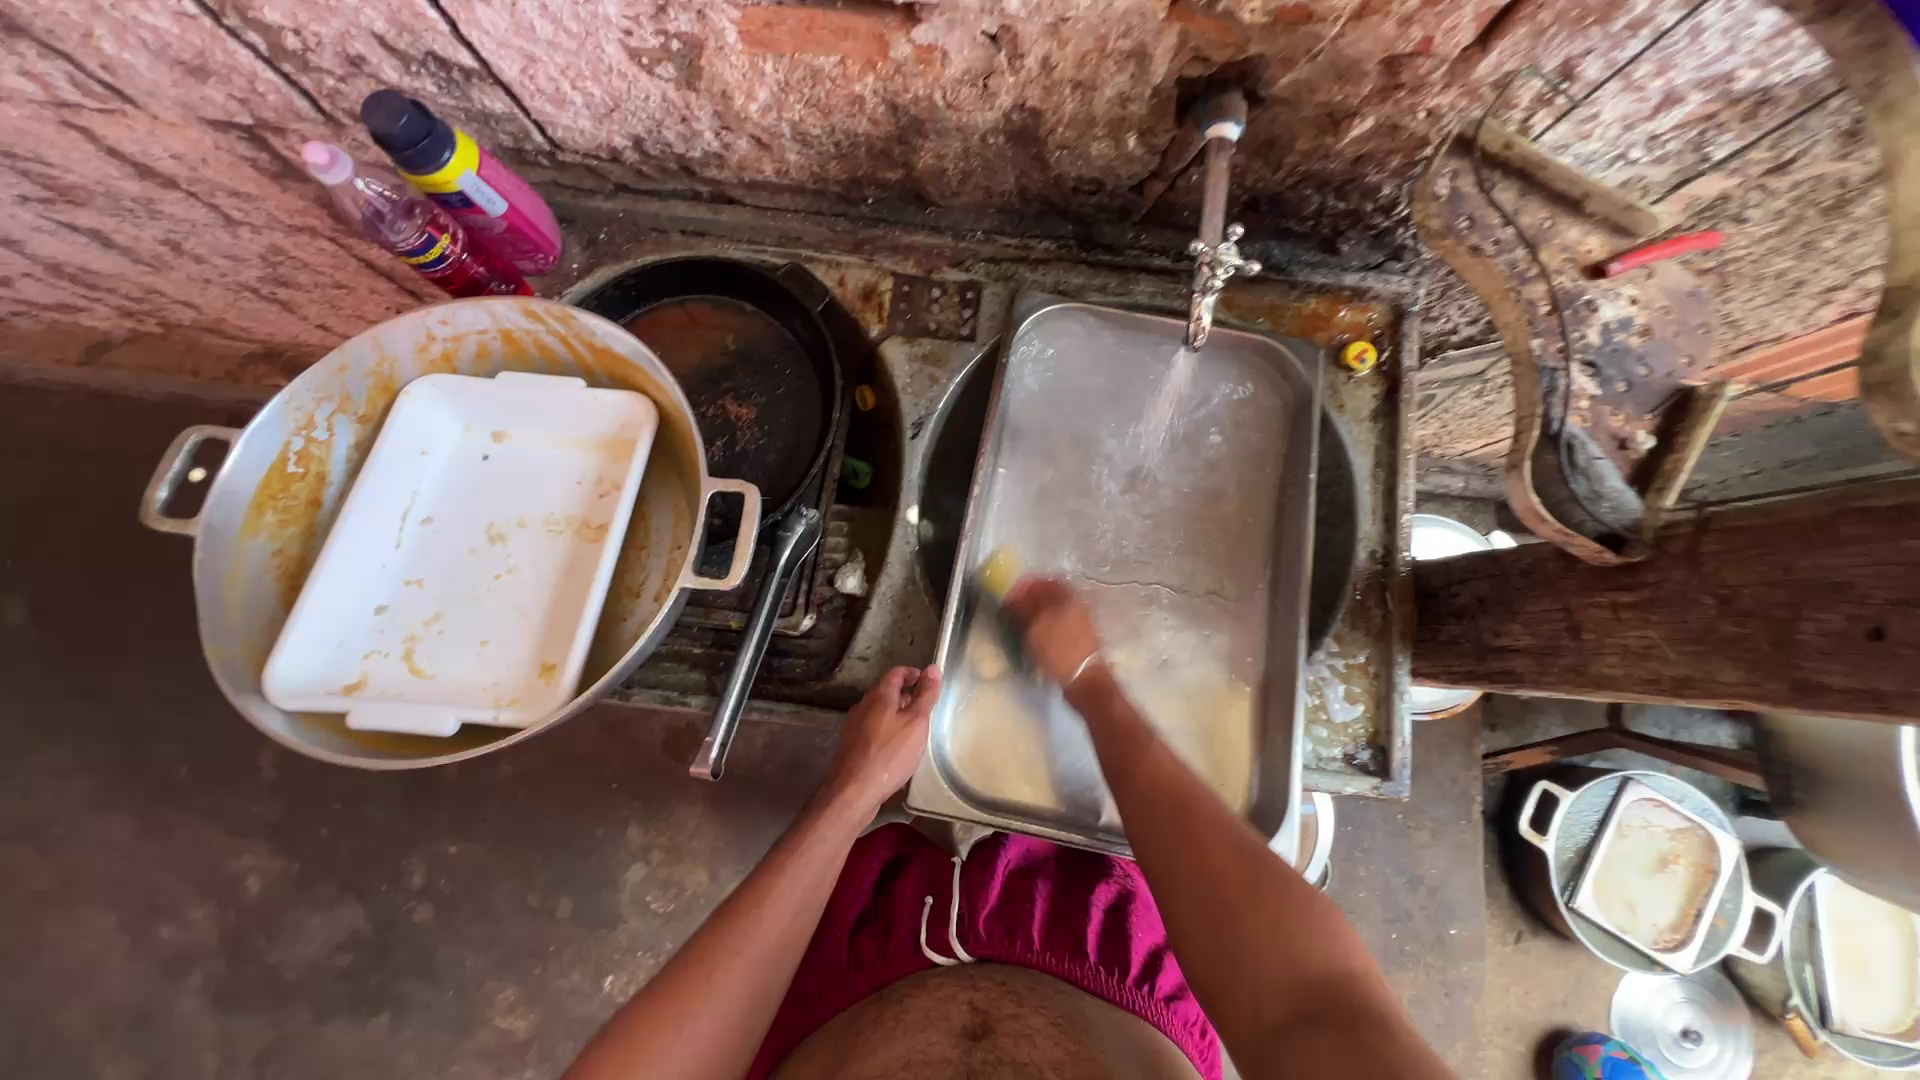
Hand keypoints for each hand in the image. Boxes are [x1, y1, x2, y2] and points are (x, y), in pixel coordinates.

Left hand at [823, 665, 941, 813]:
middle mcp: (863, 705)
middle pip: (885, 691)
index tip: (928, 682)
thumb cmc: (890, 754)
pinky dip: (886, 729)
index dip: (913, 674)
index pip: (896, 673)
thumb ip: (925, 695)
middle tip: (924, 708)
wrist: (853, 791)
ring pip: (878, 711)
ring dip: (895, 713)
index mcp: (879, 695)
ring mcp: (853, 725)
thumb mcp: (916, 722)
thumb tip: (932, 668)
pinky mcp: (850, 745)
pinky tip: (894, 748)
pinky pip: (871, 728)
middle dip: (905, 694)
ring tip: (913, 729)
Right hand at [1002, 576, 1104, 687]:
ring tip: (1022, 622)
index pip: (1046, 581)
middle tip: (1014, 607)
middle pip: (1051, 595)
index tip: (1012, 592)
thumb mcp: (1036, 628)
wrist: (1084, 678)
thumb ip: (1023, 609)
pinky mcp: (1080, 637)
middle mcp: (1078, 606)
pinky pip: (1059, 623)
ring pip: (1055, 610)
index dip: (1027, 584)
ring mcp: (1081, 622)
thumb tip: (1012, 596)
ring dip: (1038, 612)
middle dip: (1032, 599)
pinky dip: (1046, 625)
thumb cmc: (1059, 650)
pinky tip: (1035, 634)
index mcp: (1069, 598)